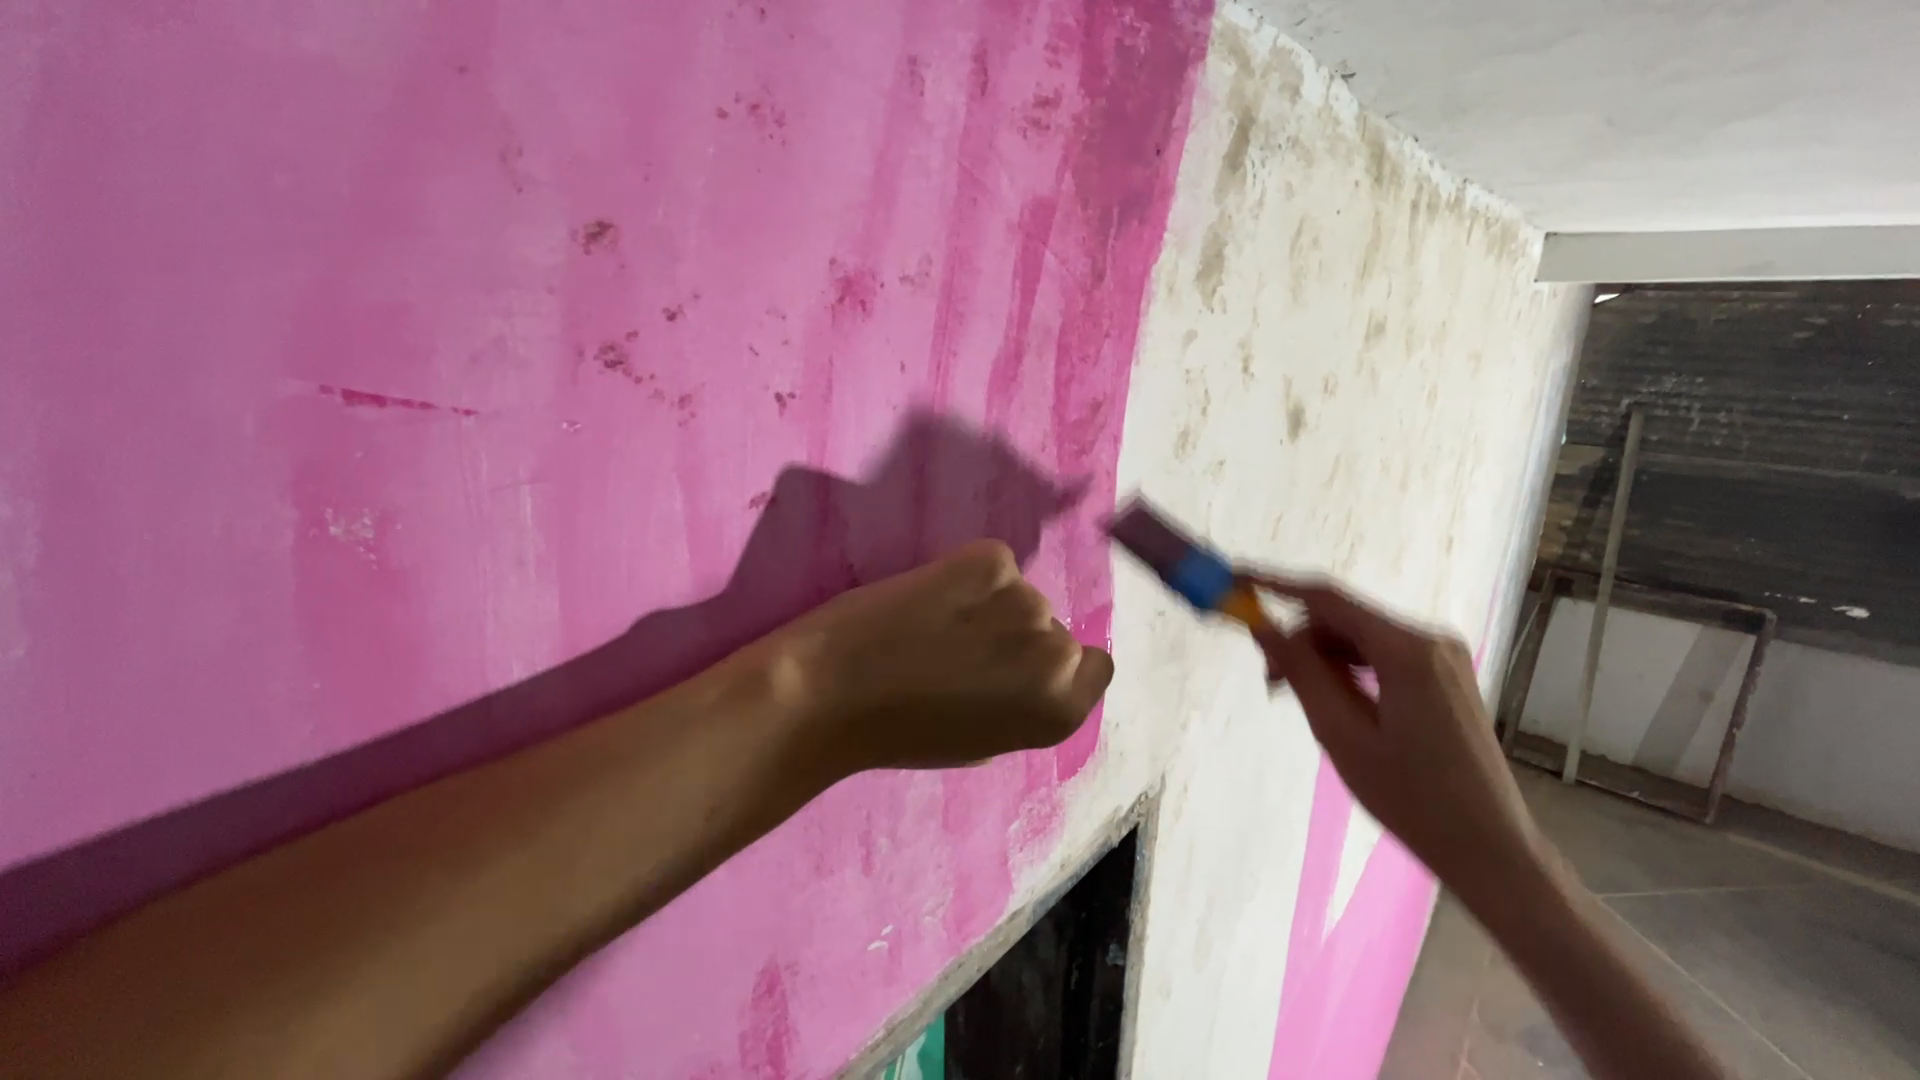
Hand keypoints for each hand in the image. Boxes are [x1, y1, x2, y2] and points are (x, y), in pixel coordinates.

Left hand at [764, 539, 1113, 772]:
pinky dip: (965, 574)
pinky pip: (992, 562)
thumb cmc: (902, 733)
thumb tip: (1032, 668)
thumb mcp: (985, 741)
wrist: (831, 693)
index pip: (1094, 666)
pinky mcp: (990, 559)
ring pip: (1019, 594)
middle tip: (961, 651)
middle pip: (1054, 627)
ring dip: (988, 603)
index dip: (1050, 666)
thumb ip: (1026, 704)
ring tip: (934, 627)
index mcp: (1061, 712)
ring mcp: (1025, 601)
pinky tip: (927, 599)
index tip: (1011, 669)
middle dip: (1017, 635)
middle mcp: (1057, 656)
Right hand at [1243, 574, 1545, 900]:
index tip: (1234, 578)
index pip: (1326, 599)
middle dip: (1298, 637)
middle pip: (1343, 618)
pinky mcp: (1444, 674)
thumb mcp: (1341, 734)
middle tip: (1269, 681)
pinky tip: (1333, 700)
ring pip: (1360, 636)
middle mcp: (1429, 639)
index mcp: (1407, 650)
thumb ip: (1301, 672)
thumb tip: (1262, 626)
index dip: (1274, 583)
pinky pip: (1381, 654)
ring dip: (1321, 656)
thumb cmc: (1410, 797)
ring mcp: (1442, 656)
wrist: (1488, 846)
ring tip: (1298, 700)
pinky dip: (1348, 668)